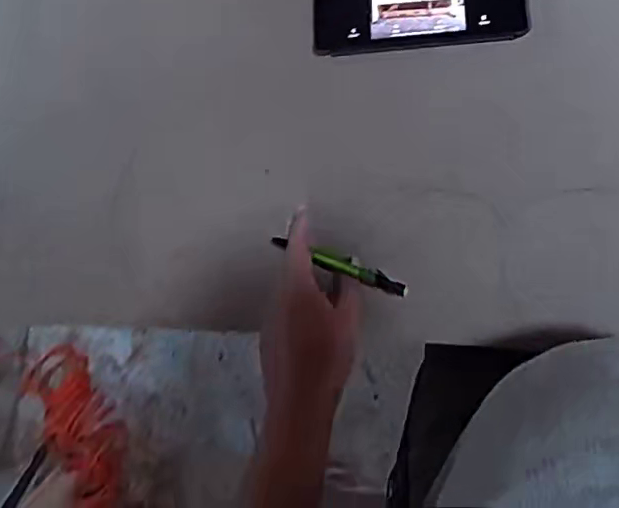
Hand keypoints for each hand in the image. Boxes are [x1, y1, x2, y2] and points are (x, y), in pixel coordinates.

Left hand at [260, 208, 361, 423]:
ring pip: (288, 290)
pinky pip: (285, 308)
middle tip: (330, 257)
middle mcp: (278, 300)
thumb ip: (348, 290)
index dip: (302, 229)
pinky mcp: (269, 339)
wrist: (298, 406)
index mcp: (297, 289)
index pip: (298, 249)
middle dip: (309, 259)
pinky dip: (300, 302)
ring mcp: (270, 321)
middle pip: (291, 269)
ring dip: (305, 282)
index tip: (303, 212)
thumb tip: (346, 272)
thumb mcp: (349, 319)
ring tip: (330, 290)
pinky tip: (317, 318)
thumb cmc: (328, 357)